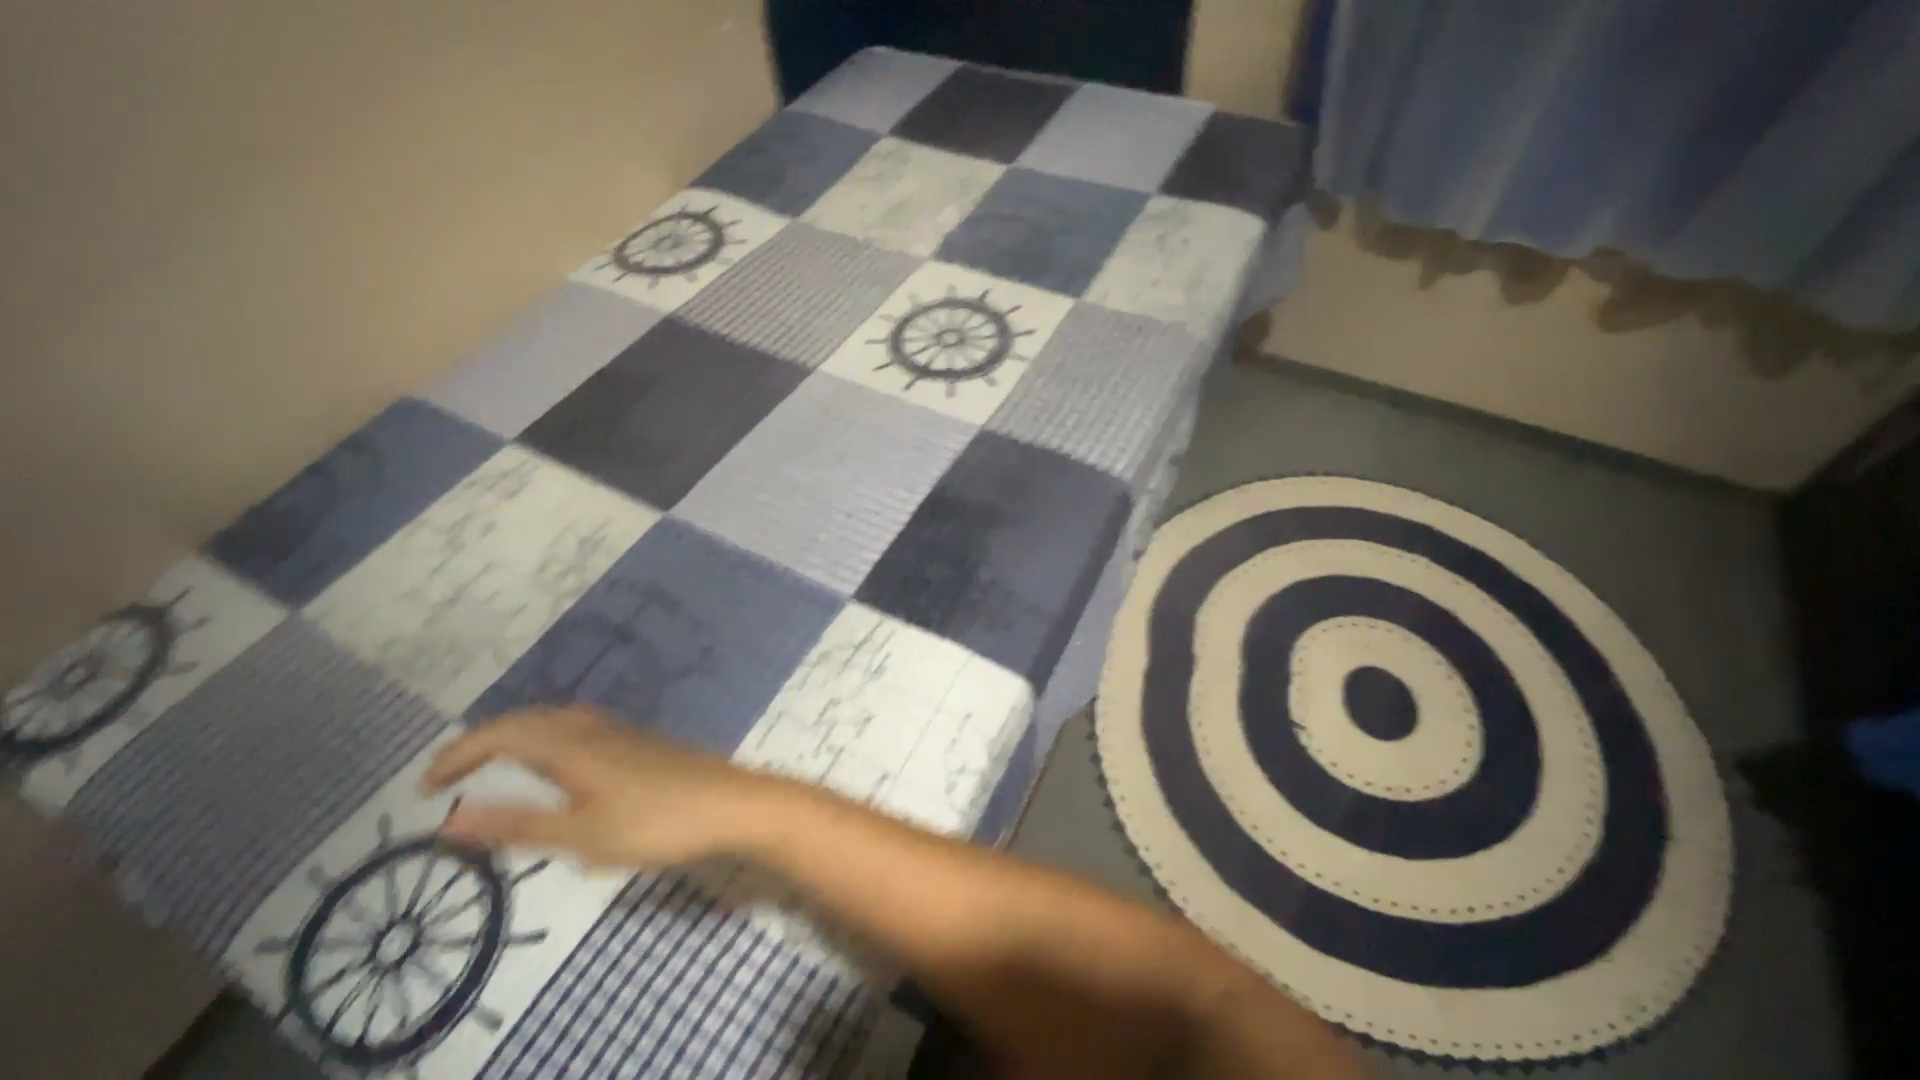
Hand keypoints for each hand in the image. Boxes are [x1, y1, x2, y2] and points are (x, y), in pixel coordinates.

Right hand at [419, 705, 777, 866]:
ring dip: (518, 738)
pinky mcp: (643, 743)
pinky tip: (561, 767)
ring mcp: (622, 732)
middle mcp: (592, 728)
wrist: (736, 805)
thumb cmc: (658, 824)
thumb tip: (446, 821)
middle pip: (526, 720)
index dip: (458, 754)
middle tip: (450, 775)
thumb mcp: (581, 836)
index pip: (499, 734)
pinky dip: (549, 742)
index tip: (423, 787)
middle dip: (482, 743)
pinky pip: (579, 730)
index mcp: (570, 745)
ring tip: (496, 768)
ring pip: (556, 722)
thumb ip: (517, 826)